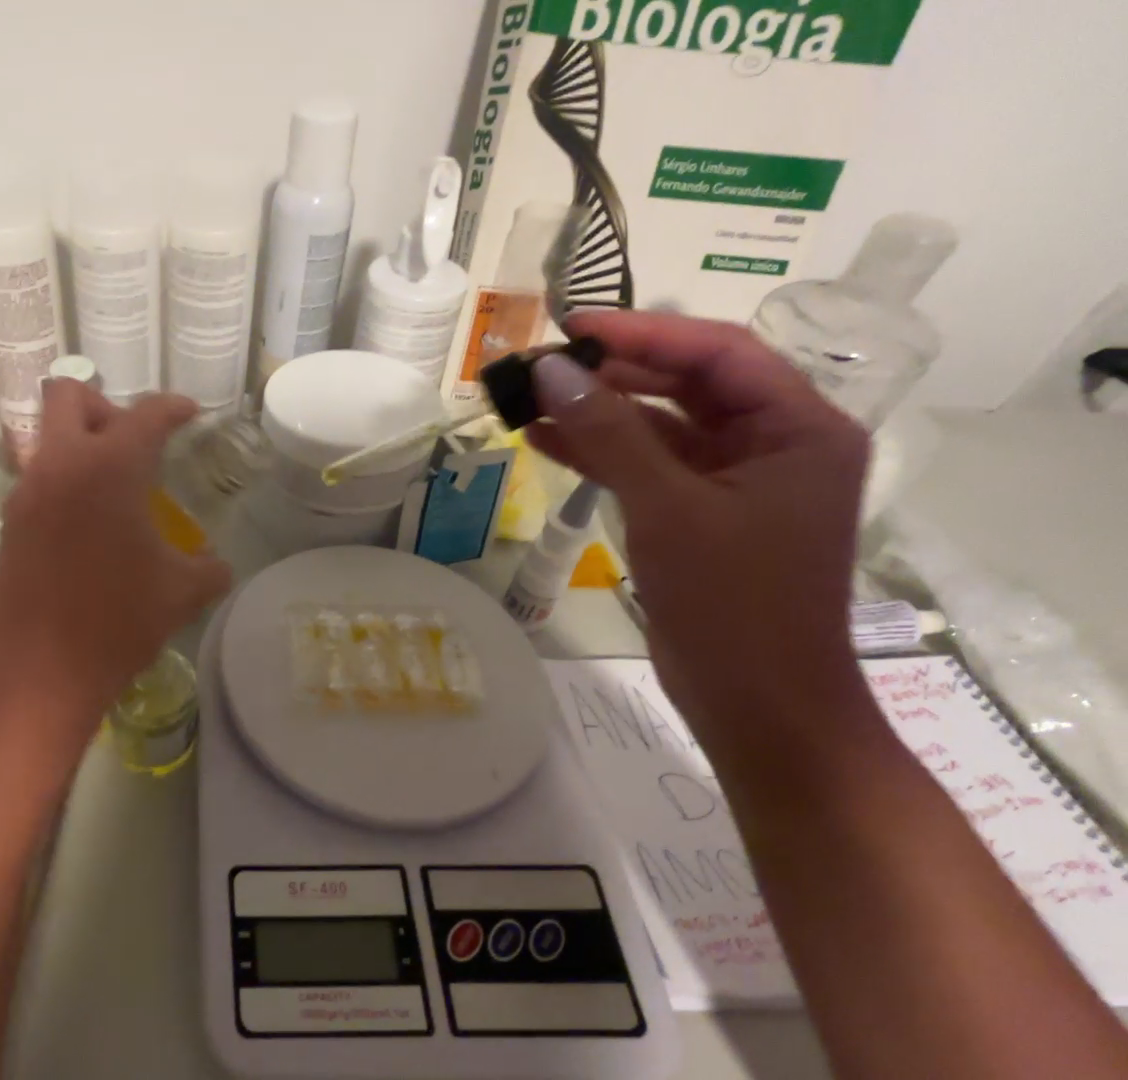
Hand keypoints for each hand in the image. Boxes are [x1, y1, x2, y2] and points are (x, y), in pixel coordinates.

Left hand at [0, 379, 231, 757]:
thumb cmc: (116, 621)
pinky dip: (64, 486)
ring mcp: (27, 494)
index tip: (189, 412)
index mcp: (110, 466)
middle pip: (68, 395)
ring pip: (46, 439)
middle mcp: (61, 464)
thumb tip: (215, 565)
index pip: (146, 414)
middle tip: (133, 443)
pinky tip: (87, 527)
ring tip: (113, 488)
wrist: (35, 670)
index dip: (173, 407)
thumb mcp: (180, 593)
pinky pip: (38, 482)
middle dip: (104, 405)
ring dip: (79, 446)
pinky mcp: (9, 526)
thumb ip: (207, 568)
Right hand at [525, 311, 871, 736]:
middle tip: (542, 364)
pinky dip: (602, 454)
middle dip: (613, 373)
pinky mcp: (704, 516)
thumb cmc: (734, 603)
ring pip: (662, 426)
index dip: (643, 333)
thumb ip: (610, 433)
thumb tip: (552, 369)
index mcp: (799, 428)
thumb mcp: (668, 508)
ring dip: (599, 413)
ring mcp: (738, 483)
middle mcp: (775, 444)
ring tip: (530, 399)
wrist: (760, 706)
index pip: (718, 352)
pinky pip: (651, 467)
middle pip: (689, 384)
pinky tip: (546, 440)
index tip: (571, 326)